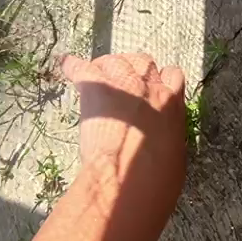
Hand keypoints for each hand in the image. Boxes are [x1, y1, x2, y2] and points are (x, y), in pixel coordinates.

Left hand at [58, 52, 187, 229]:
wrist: (129, 177)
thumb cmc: (157, 178)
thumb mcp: (174, 156)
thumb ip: (168, 141)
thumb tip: (164, 150)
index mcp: (173, 104)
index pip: (172, 75)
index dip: (159, 78)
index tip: (149, 86)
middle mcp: (152, 88)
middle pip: (143, 62)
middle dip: (132, 67)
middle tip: (120, 79)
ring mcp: (125, 85)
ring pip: (116, 62)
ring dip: (106, 67)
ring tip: (95, 75)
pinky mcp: (99, 89)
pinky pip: (84, 69)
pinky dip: (74, 66)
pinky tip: (66, 64)